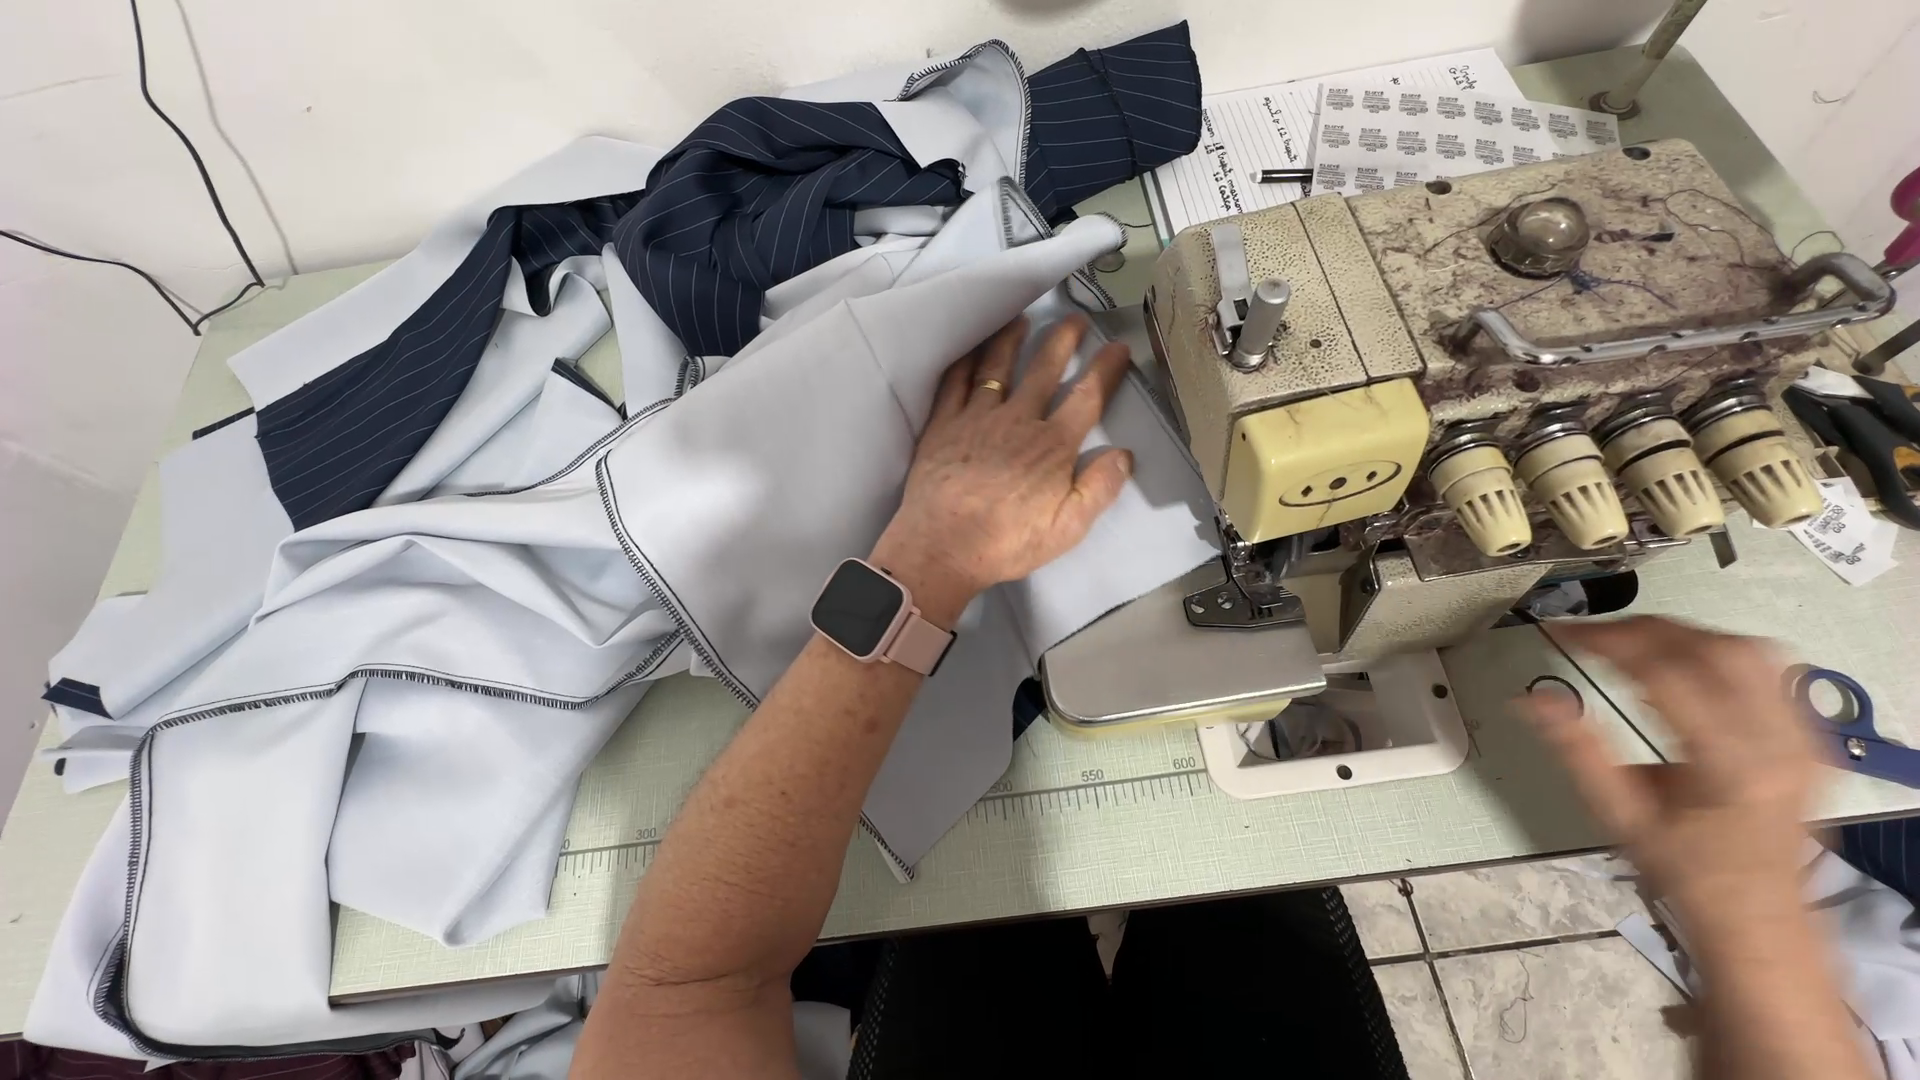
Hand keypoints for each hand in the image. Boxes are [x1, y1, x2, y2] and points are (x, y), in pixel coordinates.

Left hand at [871, 316, 1134, 621]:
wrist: (942, 547)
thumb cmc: (1008, 543)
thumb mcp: (1068, 528)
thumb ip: (1100, 488)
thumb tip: (1124, 454)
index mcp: (1052, 445)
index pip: (1087, 397)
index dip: (1105, 369)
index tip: (1118, 347)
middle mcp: (1016, 420)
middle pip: (1043, 369)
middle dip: (1063, 340)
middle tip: (1074, 318)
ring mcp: (976, 418)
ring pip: (996, 366)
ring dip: (1011, 339)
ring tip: (1021, 321)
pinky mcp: (943, 425)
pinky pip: (955, 382)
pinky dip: (966, 360)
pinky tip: (970, 349)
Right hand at [1517, 617, 1818, 925]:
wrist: (1759, 913)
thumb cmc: (1682, 867)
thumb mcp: (1618, 813)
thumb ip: (1577, 750)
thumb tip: (1532, 698)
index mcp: (1729, 766)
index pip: (1667, 674)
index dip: (1609, 641)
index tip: (1564, 633)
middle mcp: (1778, 745)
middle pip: (1717, 650)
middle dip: (1646, 629)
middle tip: (1594, 634)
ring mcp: (1804, 739)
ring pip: (1750, 651)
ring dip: (1684, 634)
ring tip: (1634, 642)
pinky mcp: (1810, 737)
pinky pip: (1771, 670)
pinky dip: (1717, 652)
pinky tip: (1681, 664)